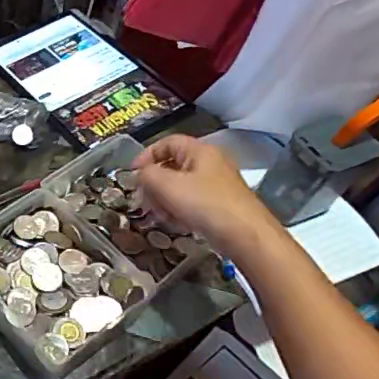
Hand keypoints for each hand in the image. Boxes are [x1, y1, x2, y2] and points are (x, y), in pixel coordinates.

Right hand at [135, 134, 279, 259]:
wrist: (245, 235)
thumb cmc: (205, 205)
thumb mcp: (168, 186)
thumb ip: (148, 175)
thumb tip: (141, 174)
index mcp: (200, 151)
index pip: (167, 142)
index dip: (147, 155)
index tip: (132, 174)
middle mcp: (210, 163)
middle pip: (173, 166)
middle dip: (155, 183)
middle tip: (144, 201)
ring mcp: (217, 185)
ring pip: (181, 187)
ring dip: (165, 200)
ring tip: (160, 216)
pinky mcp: (221, 205)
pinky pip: (192, 202)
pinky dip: (180, 210)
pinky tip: (177, 224)